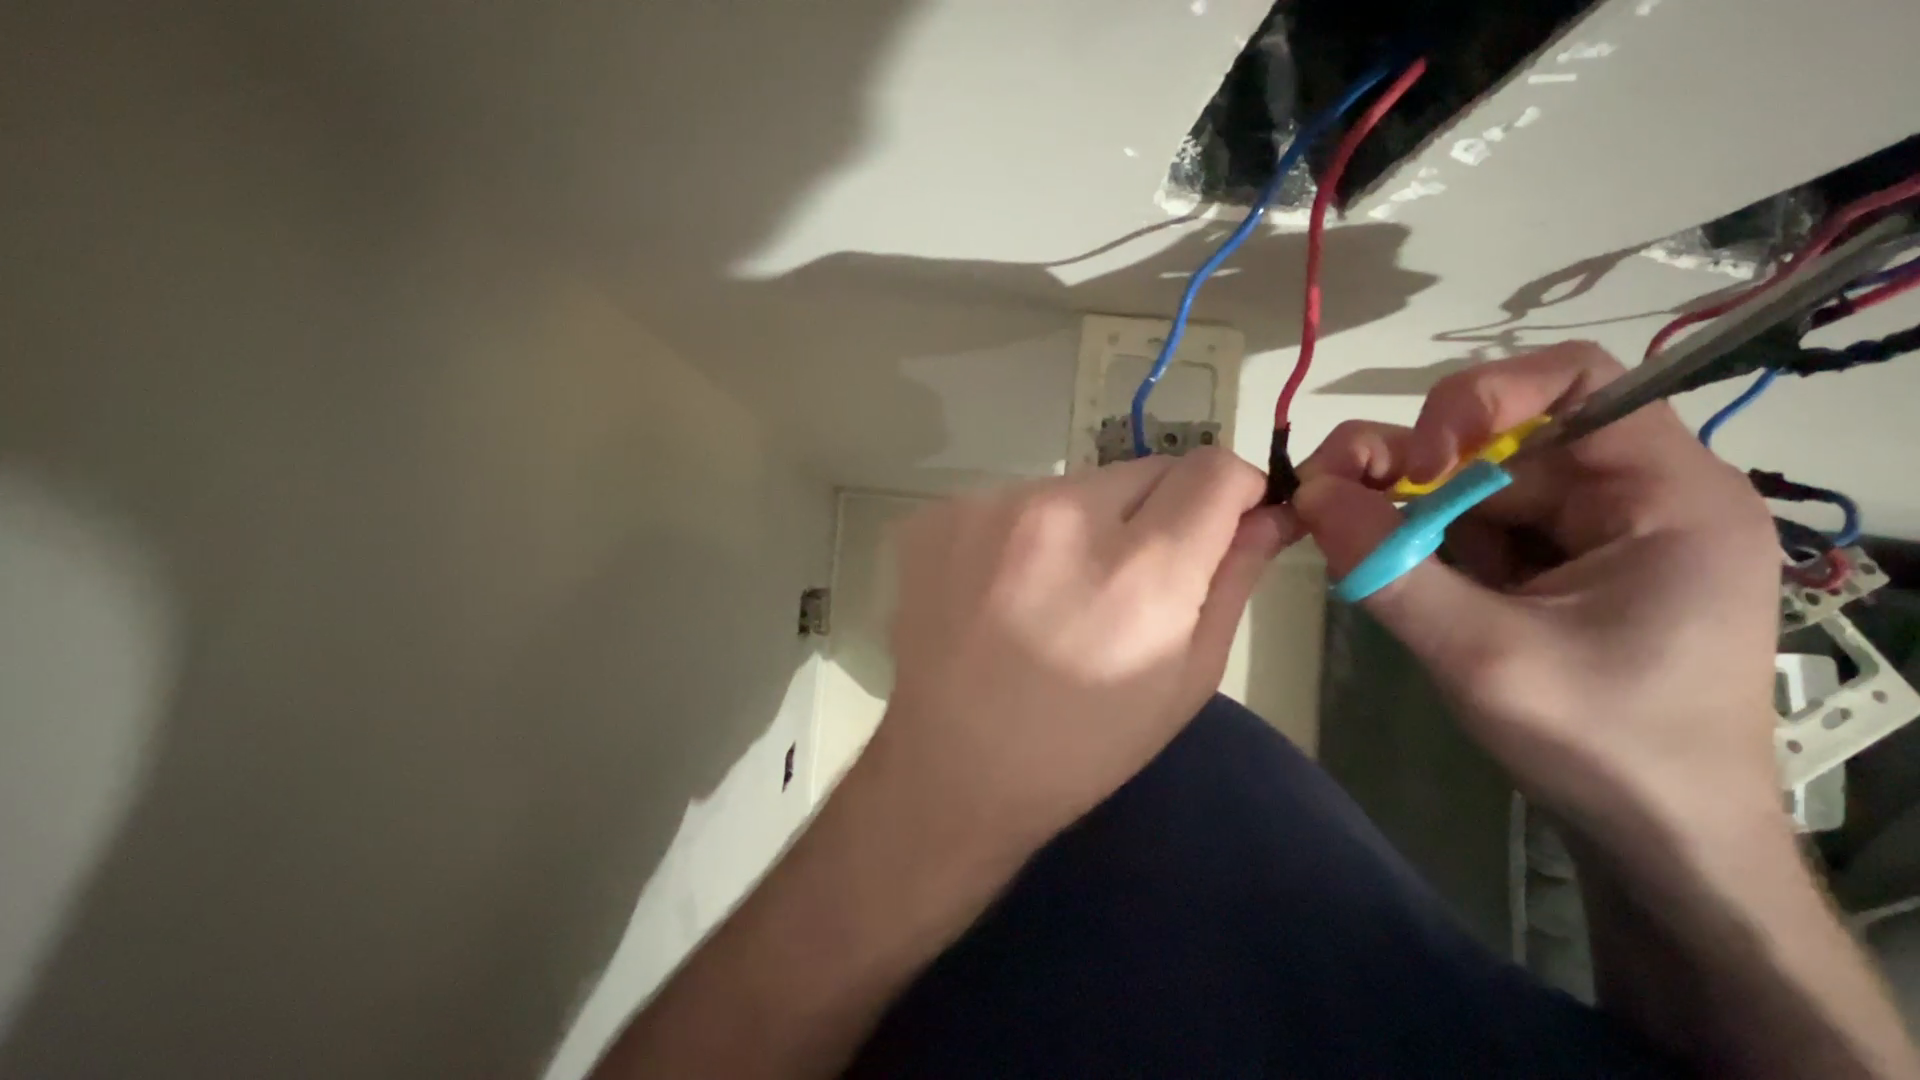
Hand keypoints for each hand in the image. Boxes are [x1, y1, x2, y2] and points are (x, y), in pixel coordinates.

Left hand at [870, 448, 1293, 856]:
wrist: (946, 770)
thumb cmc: (1081, 747)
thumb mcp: (1184, 681)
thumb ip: (1233, 582)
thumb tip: (1269, 513)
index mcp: (1138, 569)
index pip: (1213, 470)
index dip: (1232, 494)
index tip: (1221, 528)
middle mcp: (1064, 516)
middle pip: (1147, 469)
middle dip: (1159, 512)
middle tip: (1130, 581)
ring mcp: (989, 508)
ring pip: (1078, 484)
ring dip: (1087, 523)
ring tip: (1058, 593)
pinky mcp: (939, 513)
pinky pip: (1014, 500)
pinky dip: (1026, 534)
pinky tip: (1004, 593)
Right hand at [1293, 343, 1784, 842]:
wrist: (1662, 842)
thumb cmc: (1606, 747)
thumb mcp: (1485, 658)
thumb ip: (1393, 571)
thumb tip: (1309, 492)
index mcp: (1668, 498)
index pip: (1580, 382)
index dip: (1484, 397)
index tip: (1420, 460)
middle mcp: (1635, 498)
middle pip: (1509, 437)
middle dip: (1414, 460)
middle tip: (1329, 490)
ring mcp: (1593, 536)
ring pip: (1481, 484)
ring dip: (1407, 502)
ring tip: (1340, 530)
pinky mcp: (1557, 570)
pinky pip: (1478, 529)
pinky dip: (1423, 540)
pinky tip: (1384, 562)